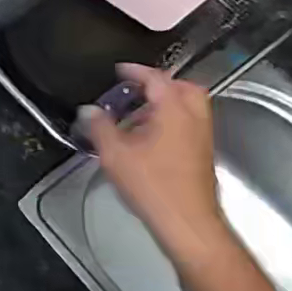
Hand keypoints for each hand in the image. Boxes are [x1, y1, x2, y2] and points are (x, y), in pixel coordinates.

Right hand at [81, 64, 231, 260]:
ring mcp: (202, 136)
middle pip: (181, 87)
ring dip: (165, 103)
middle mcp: (194, 117)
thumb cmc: (153, 185)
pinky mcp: (202, 153)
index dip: (136, 71)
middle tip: (135, 90)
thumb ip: (99, 127)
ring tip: (138, 115)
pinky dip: (171, 120)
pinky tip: (149, 138)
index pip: (156, 78)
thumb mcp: (114, 153)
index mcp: (174, 110)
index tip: (121, 70)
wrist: (186, 220)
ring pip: (188, 106)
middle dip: (158, 85)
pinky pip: (188, 123)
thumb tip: (89, 111)